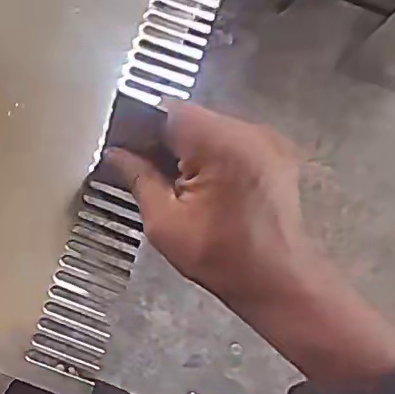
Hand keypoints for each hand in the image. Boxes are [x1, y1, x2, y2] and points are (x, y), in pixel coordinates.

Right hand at [106, 103, 394, 386]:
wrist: (277, 280)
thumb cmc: (223, 258)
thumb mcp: (164, 221)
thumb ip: (138, 178)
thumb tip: (117, 155)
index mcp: (222, 145)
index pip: (168, 112)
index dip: (137, 128)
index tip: (122, 149)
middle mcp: (250, 133)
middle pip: (188, 118)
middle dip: (159, 140)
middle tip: (139, 170)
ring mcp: (266, 141)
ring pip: (206, 128)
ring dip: (182, 149)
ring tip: (169, 183)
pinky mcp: (273, 153)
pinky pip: (227, 141)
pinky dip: (205, 155)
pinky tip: (195, 185)